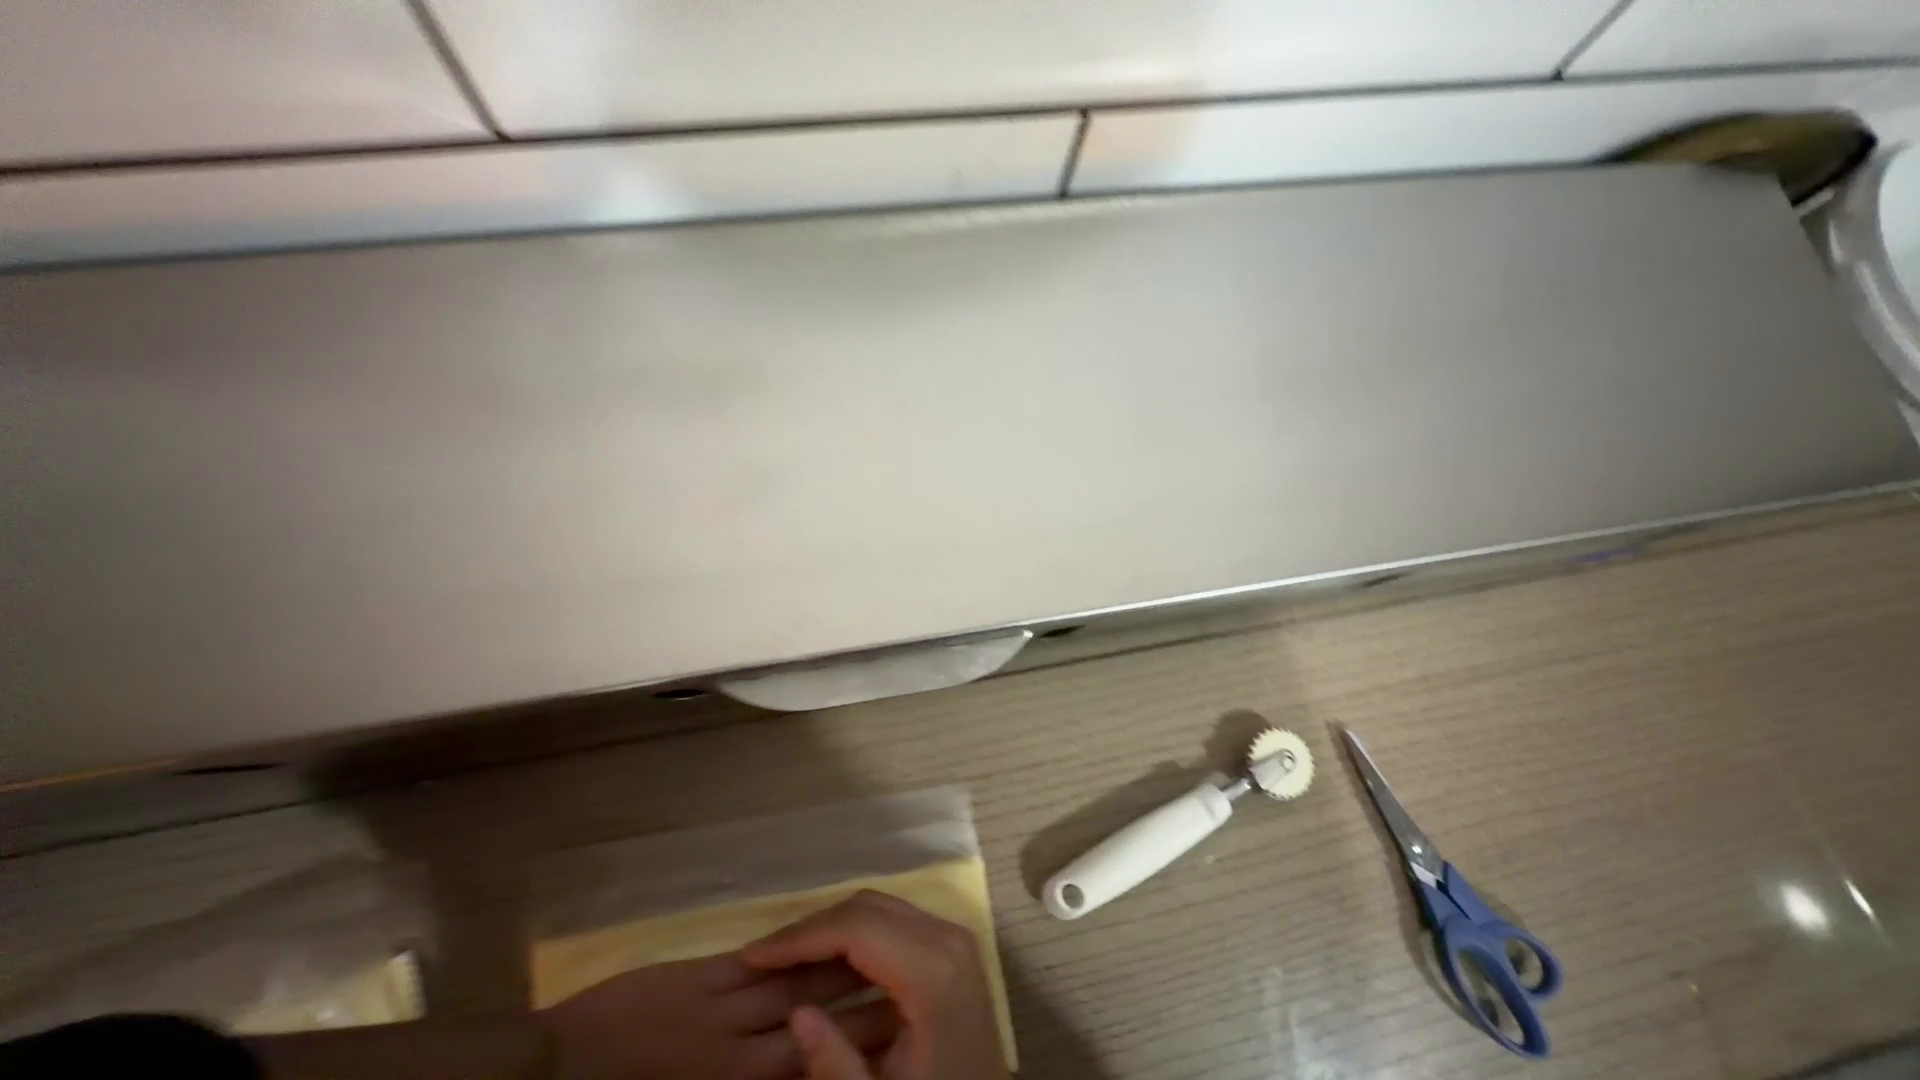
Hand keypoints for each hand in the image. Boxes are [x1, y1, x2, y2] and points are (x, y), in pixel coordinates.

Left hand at [538, 952, 892, 1079]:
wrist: (557, 1071)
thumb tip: (797, 1062)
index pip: (810, 1064)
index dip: (853, 1047)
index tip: (895, 1028)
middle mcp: (741, 1052)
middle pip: (815, 1024)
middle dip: (862, 1007)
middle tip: (906, 988)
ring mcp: (721, 1009)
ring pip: (794, 986)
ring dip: (838, 971)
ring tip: (879, 955)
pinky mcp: (699, 976)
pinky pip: (754, 962)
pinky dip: (788, 951)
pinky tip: (817, 936)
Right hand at [743, 891, 1008, 1079]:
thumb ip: (835, 1066)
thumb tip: (798, 1013)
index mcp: (933, 973)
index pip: (854, 927)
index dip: (799, 937)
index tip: (751, 956)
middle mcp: (949, 940)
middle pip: (865, 908)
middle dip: (810, 928)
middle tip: (763, 958)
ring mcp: (955, 940)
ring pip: (879, 908)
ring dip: (830, 928)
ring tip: (785, 960)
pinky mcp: (954, 949)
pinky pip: (896, 922)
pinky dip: (856, 934)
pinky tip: (826, 964)